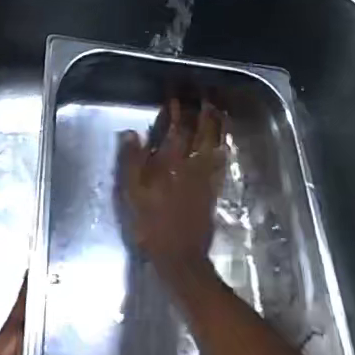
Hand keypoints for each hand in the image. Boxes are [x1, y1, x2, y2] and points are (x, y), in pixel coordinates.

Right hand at [118, 99, 225, 278]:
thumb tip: (131, 133)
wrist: (181, 258)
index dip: (175, 111)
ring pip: (214, 145)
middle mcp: (191, 165)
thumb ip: (132, 160)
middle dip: (203, 113)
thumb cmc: (152, 225)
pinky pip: (220, 165)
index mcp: (170, 162)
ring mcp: (205, 178)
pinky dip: (222, 151)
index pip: (175, 128)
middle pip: (201, 133)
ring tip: (219, 112)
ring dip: (217, 127)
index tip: (174, 96)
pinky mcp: (212, 192)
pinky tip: (224, 146)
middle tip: (204, 97)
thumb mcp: (133, 193)